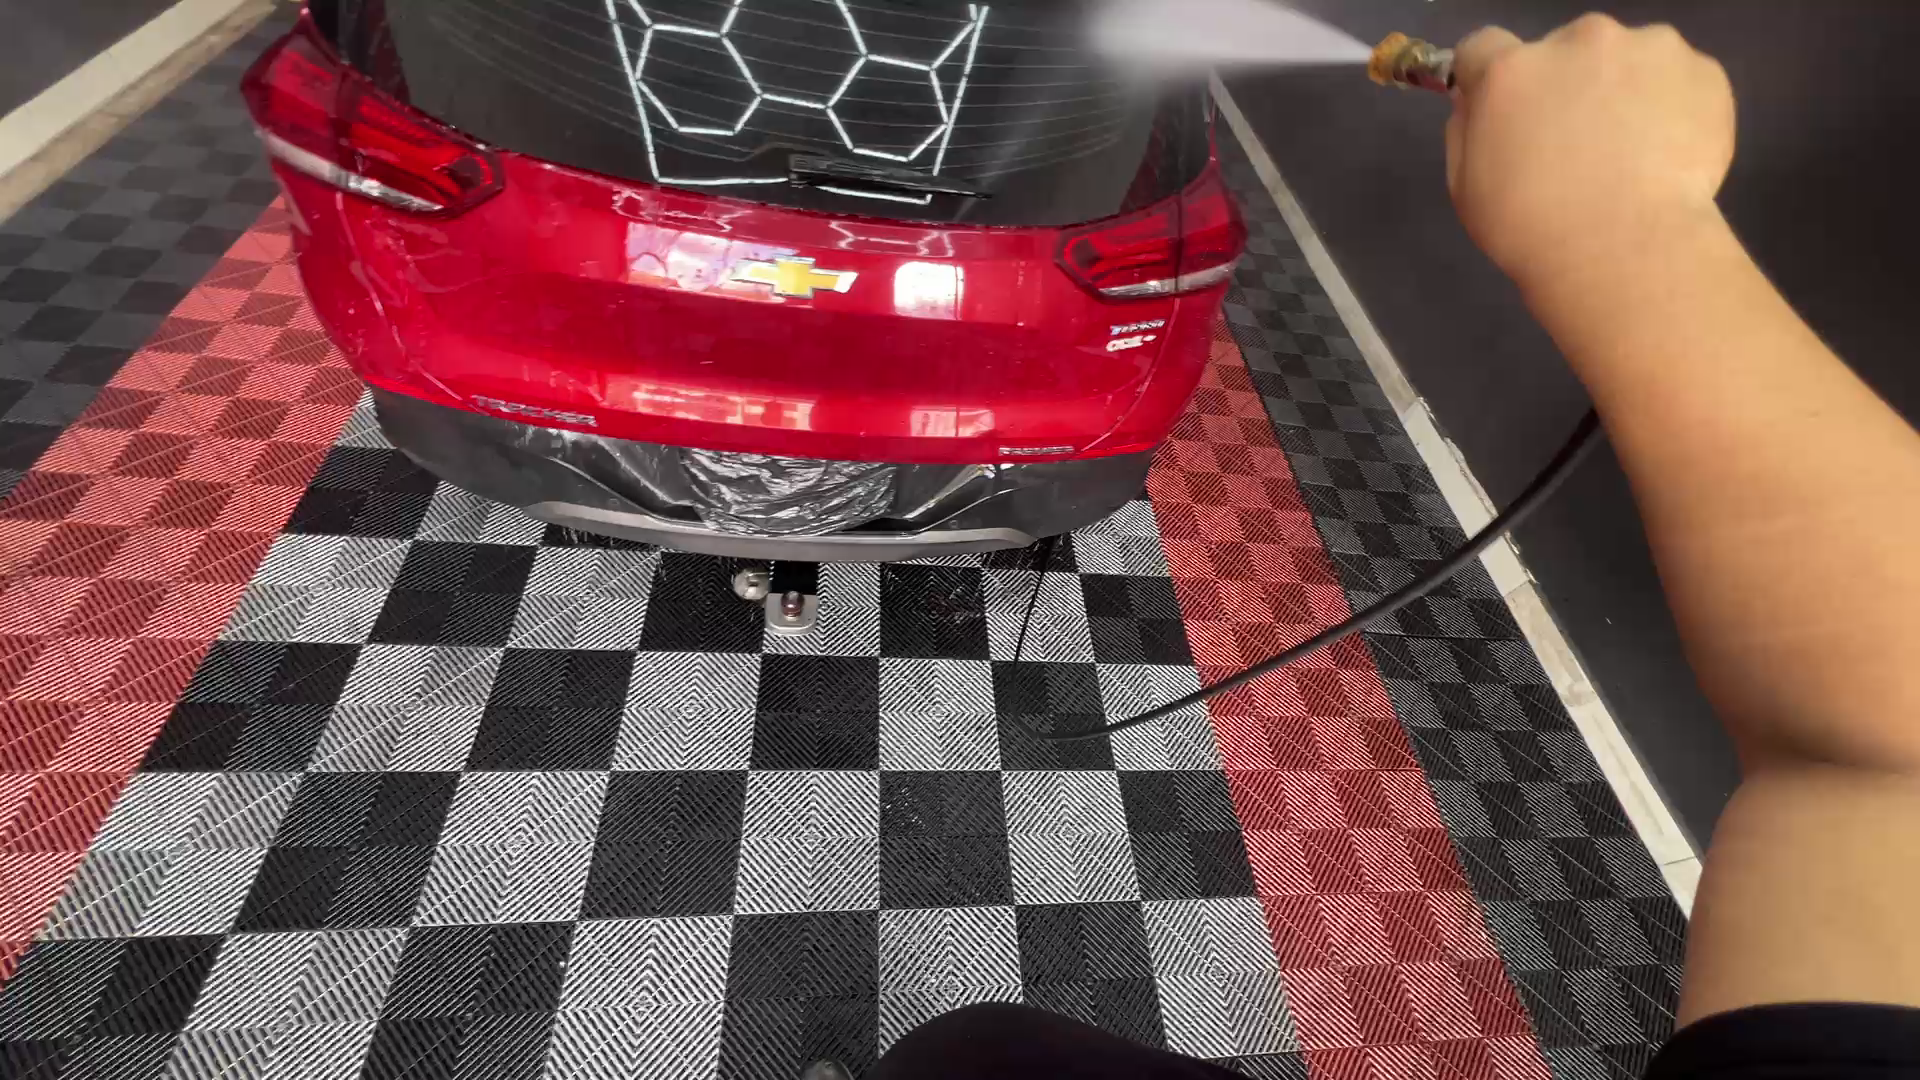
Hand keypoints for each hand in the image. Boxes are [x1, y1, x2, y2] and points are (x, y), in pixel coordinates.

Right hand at [1445, 15, 1735, 287]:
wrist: (1620, 244)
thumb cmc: (1522, 223)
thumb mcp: (1465, 184)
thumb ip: (1467, 129)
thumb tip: (1477, 102)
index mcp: (1512, 72)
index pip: (1480, 46)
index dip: (1479, 74)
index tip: (1486, 103)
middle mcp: (1581, 39)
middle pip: (1558, 49)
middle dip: (1555, 83)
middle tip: (1559, 142)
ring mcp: (1650, 46)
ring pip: (1619, 60)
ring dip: (1610, 90)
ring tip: (1613, 153)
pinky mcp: (1703, 67)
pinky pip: (1668, 79)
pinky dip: (1657, 107)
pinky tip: (1649, 156)